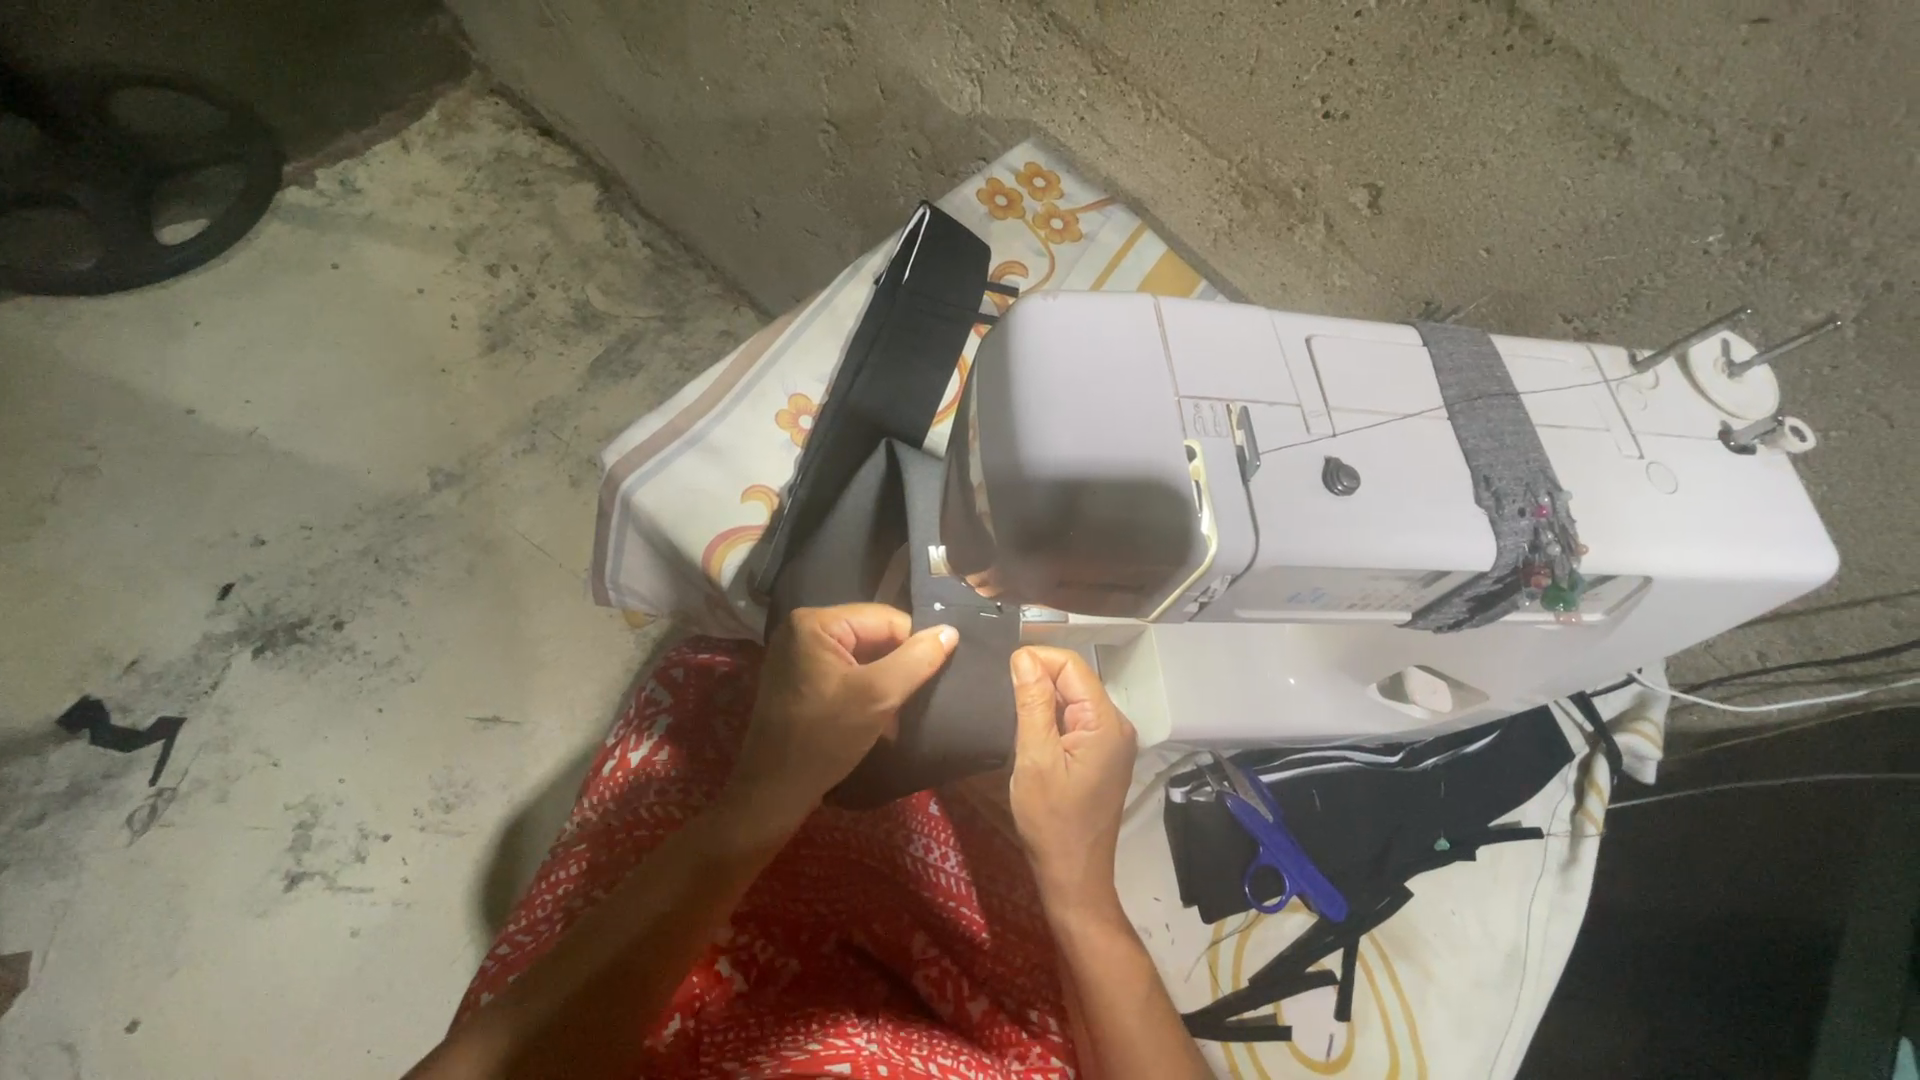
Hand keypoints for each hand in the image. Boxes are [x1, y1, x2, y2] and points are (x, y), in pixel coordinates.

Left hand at [727, 603, 957, 824]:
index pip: (886, 619)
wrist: (773, 793)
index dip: (913, 647)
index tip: (929, 680)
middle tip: (913, 700)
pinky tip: (879, 720)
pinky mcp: (801, 680)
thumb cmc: (823, 739)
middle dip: (898, 669)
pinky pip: (847, 674)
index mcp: (815, 622)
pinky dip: (867, 694)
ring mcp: (799, 656)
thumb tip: (950, 631)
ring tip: (897, 714)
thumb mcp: (878, 697)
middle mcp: (803, 629)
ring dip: (885, 685)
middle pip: (874, 636)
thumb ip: (917, 660)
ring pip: (864, 658)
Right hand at [1007, 646, 1137, 913]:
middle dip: (1037, 677)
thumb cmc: (1051, 821)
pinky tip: (1028, 729)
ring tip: (1009, 708)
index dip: (1036, 659)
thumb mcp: (1035, 759)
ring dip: (1041, 697)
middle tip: (1000, 693)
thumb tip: (1023, 657)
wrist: (1073, 874)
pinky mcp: (1101, 754)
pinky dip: (1050, 716)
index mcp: (1105, 722)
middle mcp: (1116, 724)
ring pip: (1072, 697)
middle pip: (1074, 678)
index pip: (1071, 665)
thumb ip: (1031, 703)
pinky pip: (1074, 719)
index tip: (1001, 672)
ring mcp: (1111, 740)